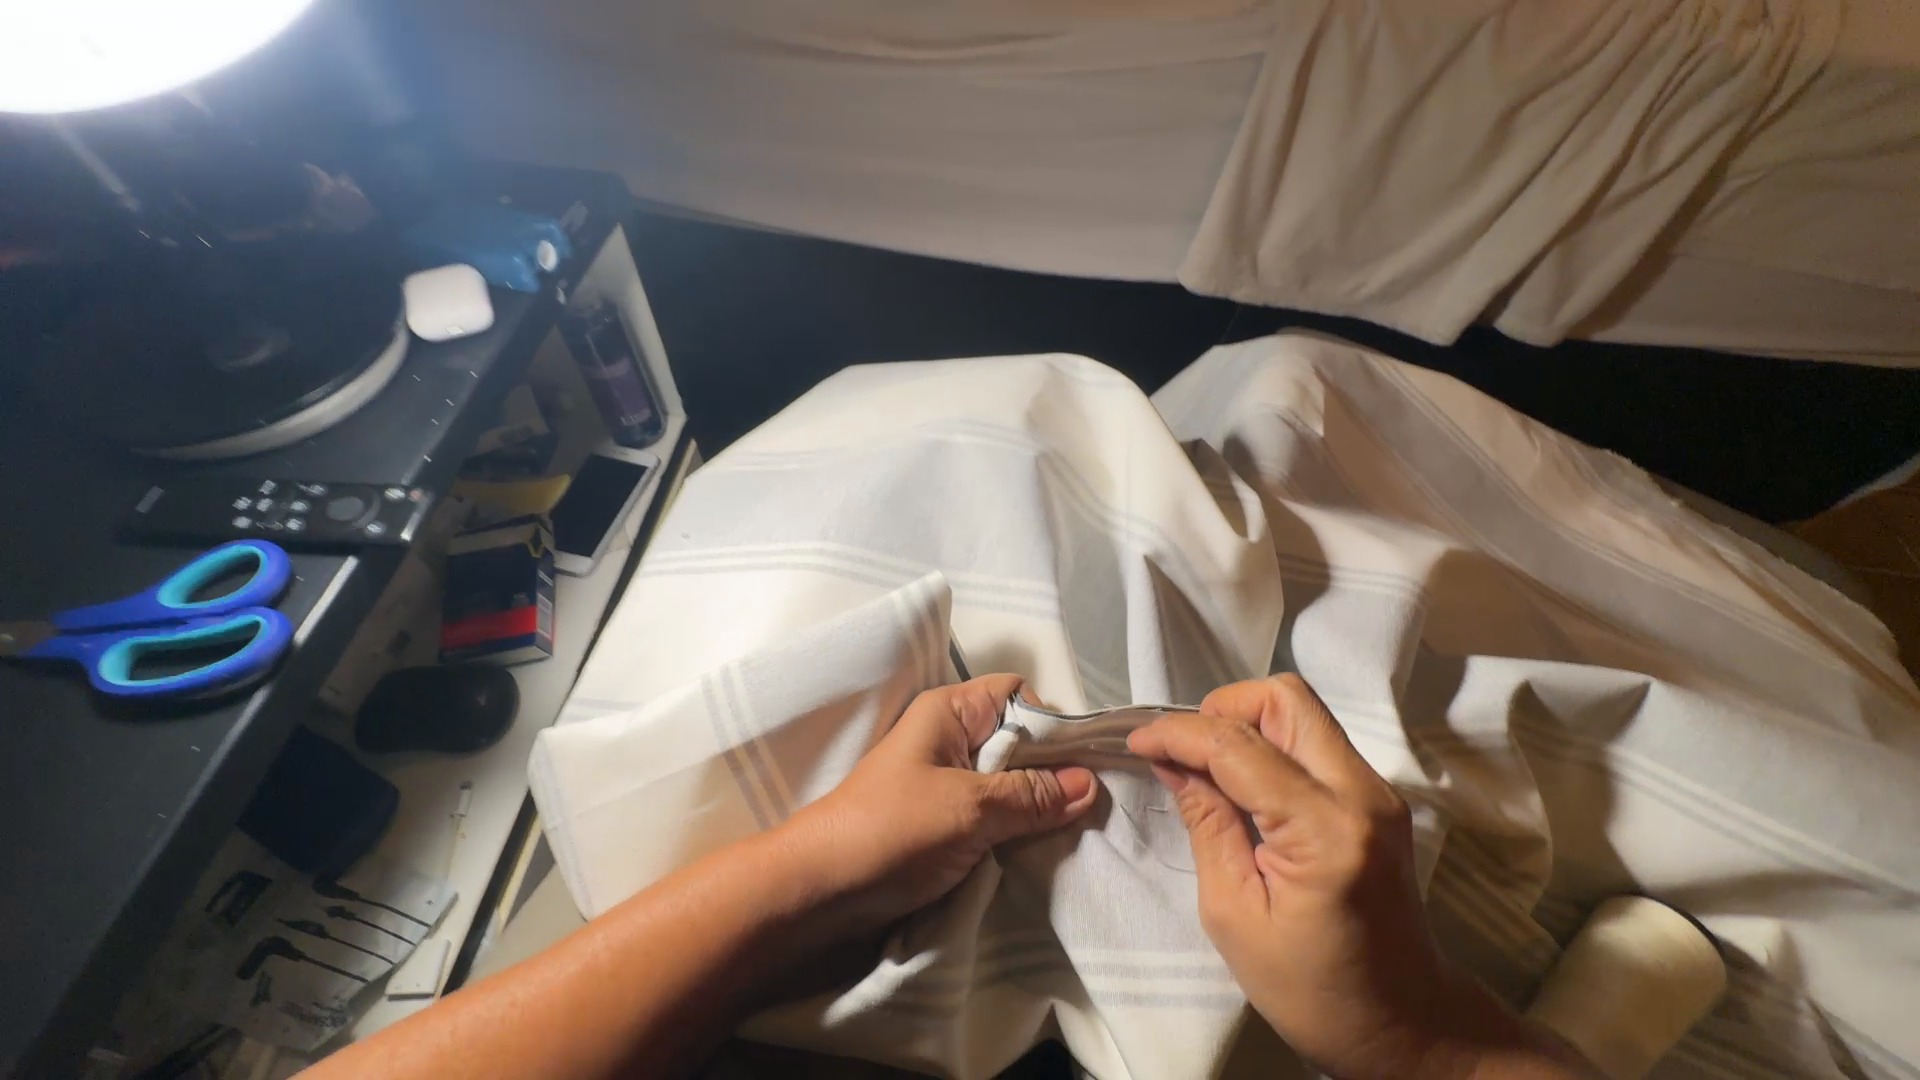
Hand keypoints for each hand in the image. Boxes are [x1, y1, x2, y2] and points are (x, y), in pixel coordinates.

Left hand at [775, 674, 1100, 935]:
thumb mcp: (969, 809)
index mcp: (950, 712)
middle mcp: (950, 736)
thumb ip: (1030, 795)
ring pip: (1009, 778)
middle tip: (1086, 806)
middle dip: (1052, 769)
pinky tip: (1039, 847)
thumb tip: (1088, 784)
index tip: (1080, 766)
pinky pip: (993, 810)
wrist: (820, 889)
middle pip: (1018, 738)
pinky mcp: (944, 818)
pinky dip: (1016, 825)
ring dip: (1036, 804)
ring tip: (1070, 831)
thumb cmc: (892, 831)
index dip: (1051, 723)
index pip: (1018, 695)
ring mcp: (946, 779)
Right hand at [1128, 675, 1584, 1079]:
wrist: (1404, 1023)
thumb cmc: (1311, 988)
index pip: (1238, 746)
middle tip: (1186, 754)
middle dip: (1221, 711)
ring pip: (1299, 708)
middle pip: (1284, 697)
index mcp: (1325, 831)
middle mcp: (1361, 793)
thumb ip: (1206, 823)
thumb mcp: (1232, 913)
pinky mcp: (1374, 794)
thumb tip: (1174, 762)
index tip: (1138, 741)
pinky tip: (1240, 781)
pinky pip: (1310, 736)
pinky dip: (1266, 740)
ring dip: (1244, 721)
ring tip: (1208, 766)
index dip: (1178, 733)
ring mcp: (1376, 789)